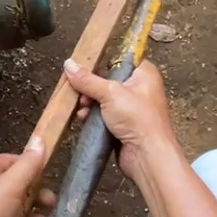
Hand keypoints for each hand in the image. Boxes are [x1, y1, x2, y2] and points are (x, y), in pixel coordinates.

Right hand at [63, 58, 178, 183]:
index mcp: (144, 74)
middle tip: (79, 91)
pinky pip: (104, 114)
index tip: (83, 64)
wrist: (147, 156)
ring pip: (103, 98)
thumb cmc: (139, 120)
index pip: (119, 59)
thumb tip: (70, 64)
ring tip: (81, 107)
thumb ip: (87, 79)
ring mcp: (132, 107)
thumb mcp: (110, 92)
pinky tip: (84, 117)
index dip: (101, 62)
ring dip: (89, 102)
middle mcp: (140, 88)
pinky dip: (93, 116)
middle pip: (107, 80)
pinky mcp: (124, 124)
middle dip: (90, 87)